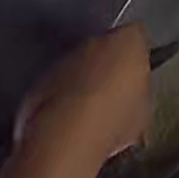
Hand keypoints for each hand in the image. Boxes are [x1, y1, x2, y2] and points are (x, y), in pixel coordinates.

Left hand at [14, 24, 151, 165]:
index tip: (136, 76)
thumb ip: (140, 91)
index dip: (136, 56)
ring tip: (85, 116)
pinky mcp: (34, 87)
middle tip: (111, 96)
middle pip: (104, 49)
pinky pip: (52, 90)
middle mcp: (95, 41)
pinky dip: (56, 103)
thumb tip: (133, 98)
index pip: (137, 36)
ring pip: (75, 68)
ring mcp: (61, 63)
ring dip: (79, 84)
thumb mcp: (144, 107)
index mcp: (129, 39)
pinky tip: (62, 127)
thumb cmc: (116, 118)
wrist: (64, 141)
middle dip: (106, 68)